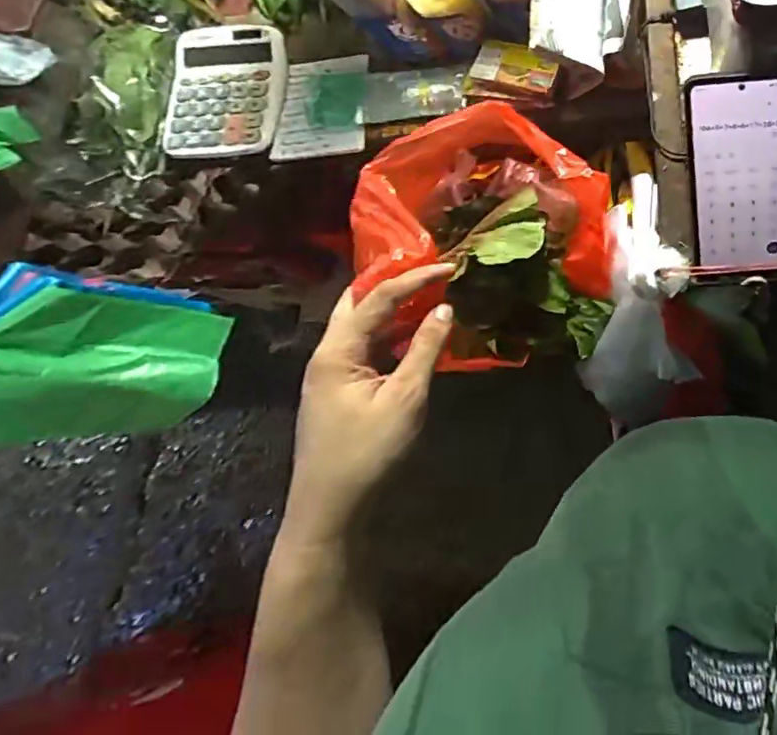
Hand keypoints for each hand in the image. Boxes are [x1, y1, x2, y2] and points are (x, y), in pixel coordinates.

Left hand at [283, 263, 454, 546]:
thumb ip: (424, 349)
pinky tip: (414, 332)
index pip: (377, 298)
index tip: (449, 266)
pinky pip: (366, 346)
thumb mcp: (405, 399)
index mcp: (336, 350)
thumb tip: (445, 308)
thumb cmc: (367, 453)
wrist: (329, 511)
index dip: (414, 278)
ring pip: (361, 324)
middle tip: (428, 269)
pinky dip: (390, 333)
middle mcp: (327, 352)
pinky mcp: (340, 388)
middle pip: (358, 302)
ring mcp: (331, 371)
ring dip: (393, 307)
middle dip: (393, 281)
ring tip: (428, 291)